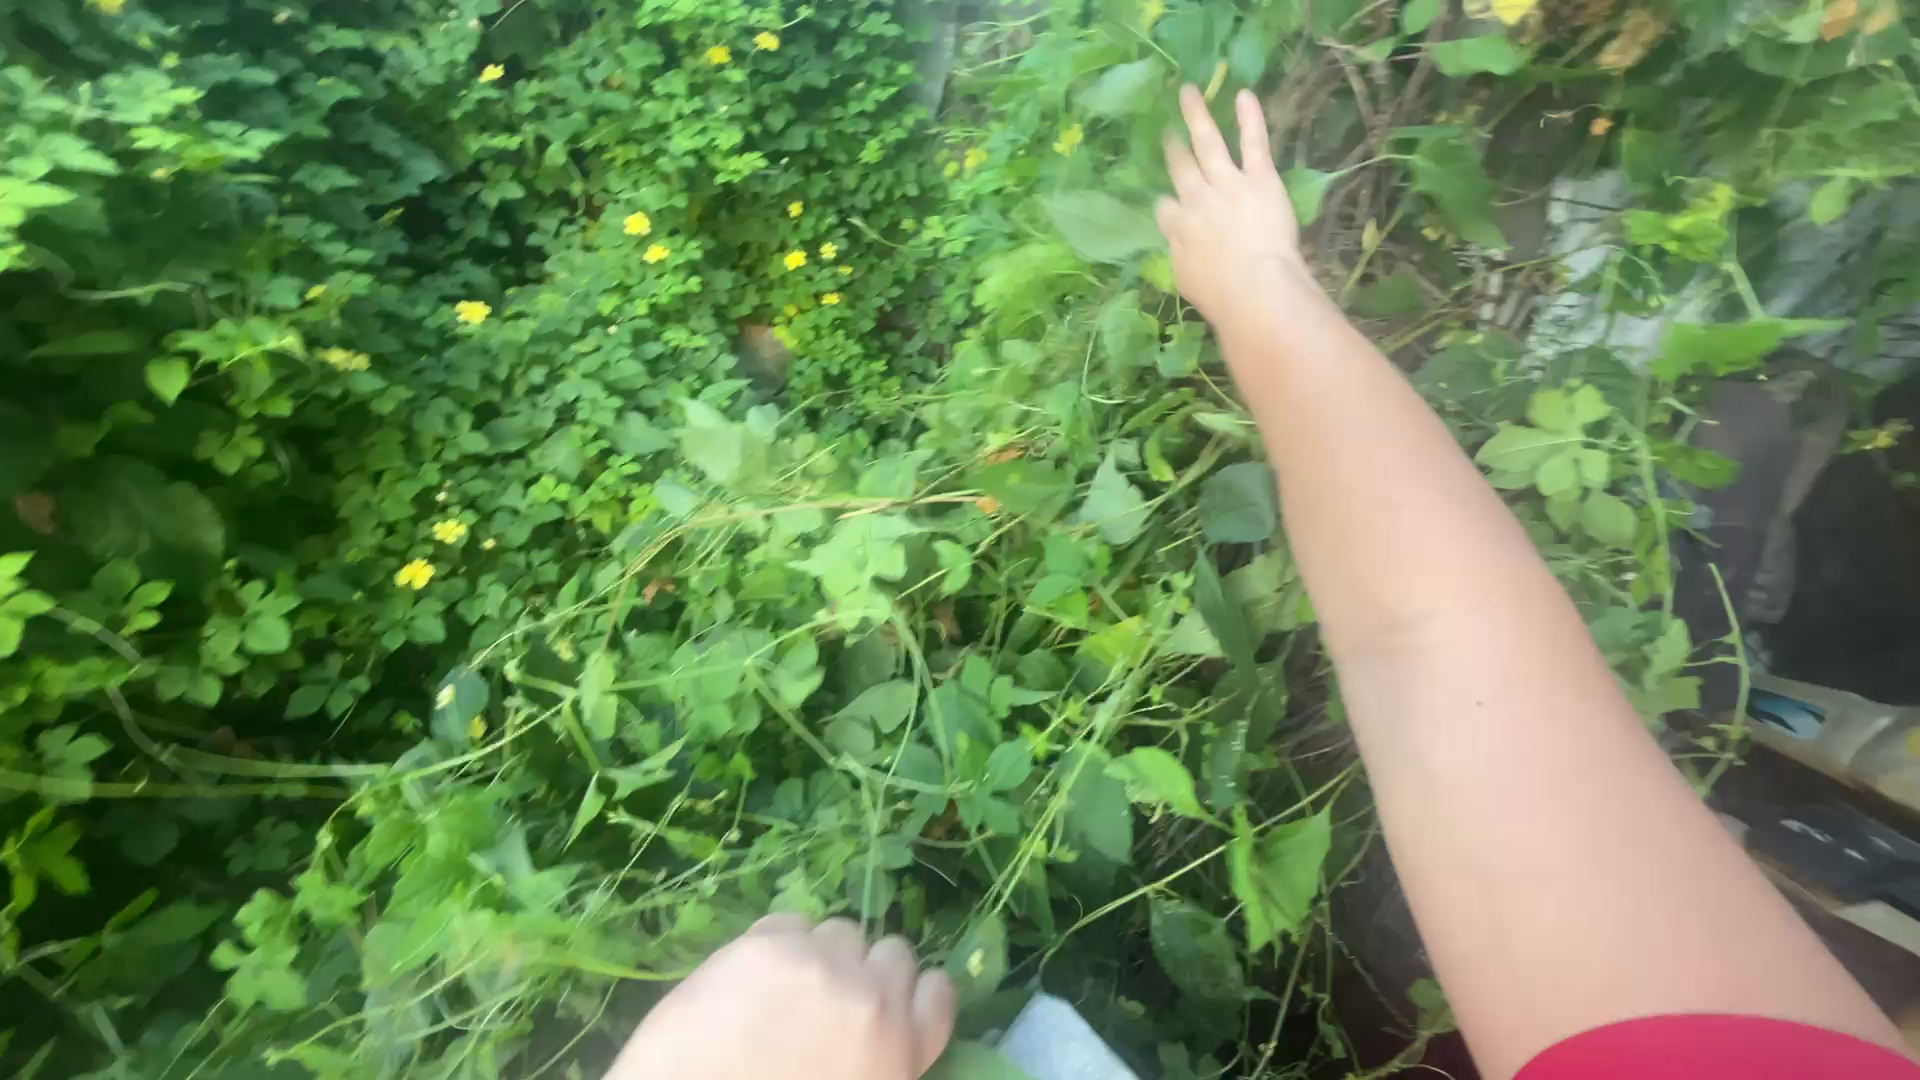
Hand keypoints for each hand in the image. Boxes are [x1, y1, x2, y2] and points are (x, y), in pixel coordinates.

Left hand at [605, 915, 957, 1079]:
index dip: (915, 995)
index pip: (938, 995)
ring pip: (842, 931)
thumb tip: (873, 1030)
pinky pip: (792, 922)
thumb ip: (876, 1056)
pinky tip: (753, 980)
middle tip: (830, 1005)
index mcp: (897, 1053)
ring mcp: (819, 965)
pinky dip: (780, 945)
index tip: (891, 1003)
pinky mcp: (768, 944)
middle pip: (893, 952)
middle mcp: (870, 999)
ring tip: (786, 991)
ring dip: (825, 955)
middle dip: (867, 973)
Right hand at [1157, 87, 1318, 334]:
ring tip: (1189, 93)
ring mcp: (1228, 184)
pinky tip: (1243, 94)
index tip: (1169, 204)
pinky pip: (1253, 141)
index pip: (1166, 209)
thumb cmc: (1220, 294)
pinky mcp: (1260, 177)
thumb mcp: (1186, 279)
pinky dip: (1249, 117)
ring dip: (1197, 116)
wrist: (1254, 286)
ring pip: (1209, 143)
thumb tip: (1178, 243)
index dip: (1167, 206)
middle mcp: (1197, 199)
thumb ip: (1180, 255)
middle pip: (1181, 167)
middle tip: (1167, 130)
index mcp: (1178, 228)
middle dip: (1173, 147)